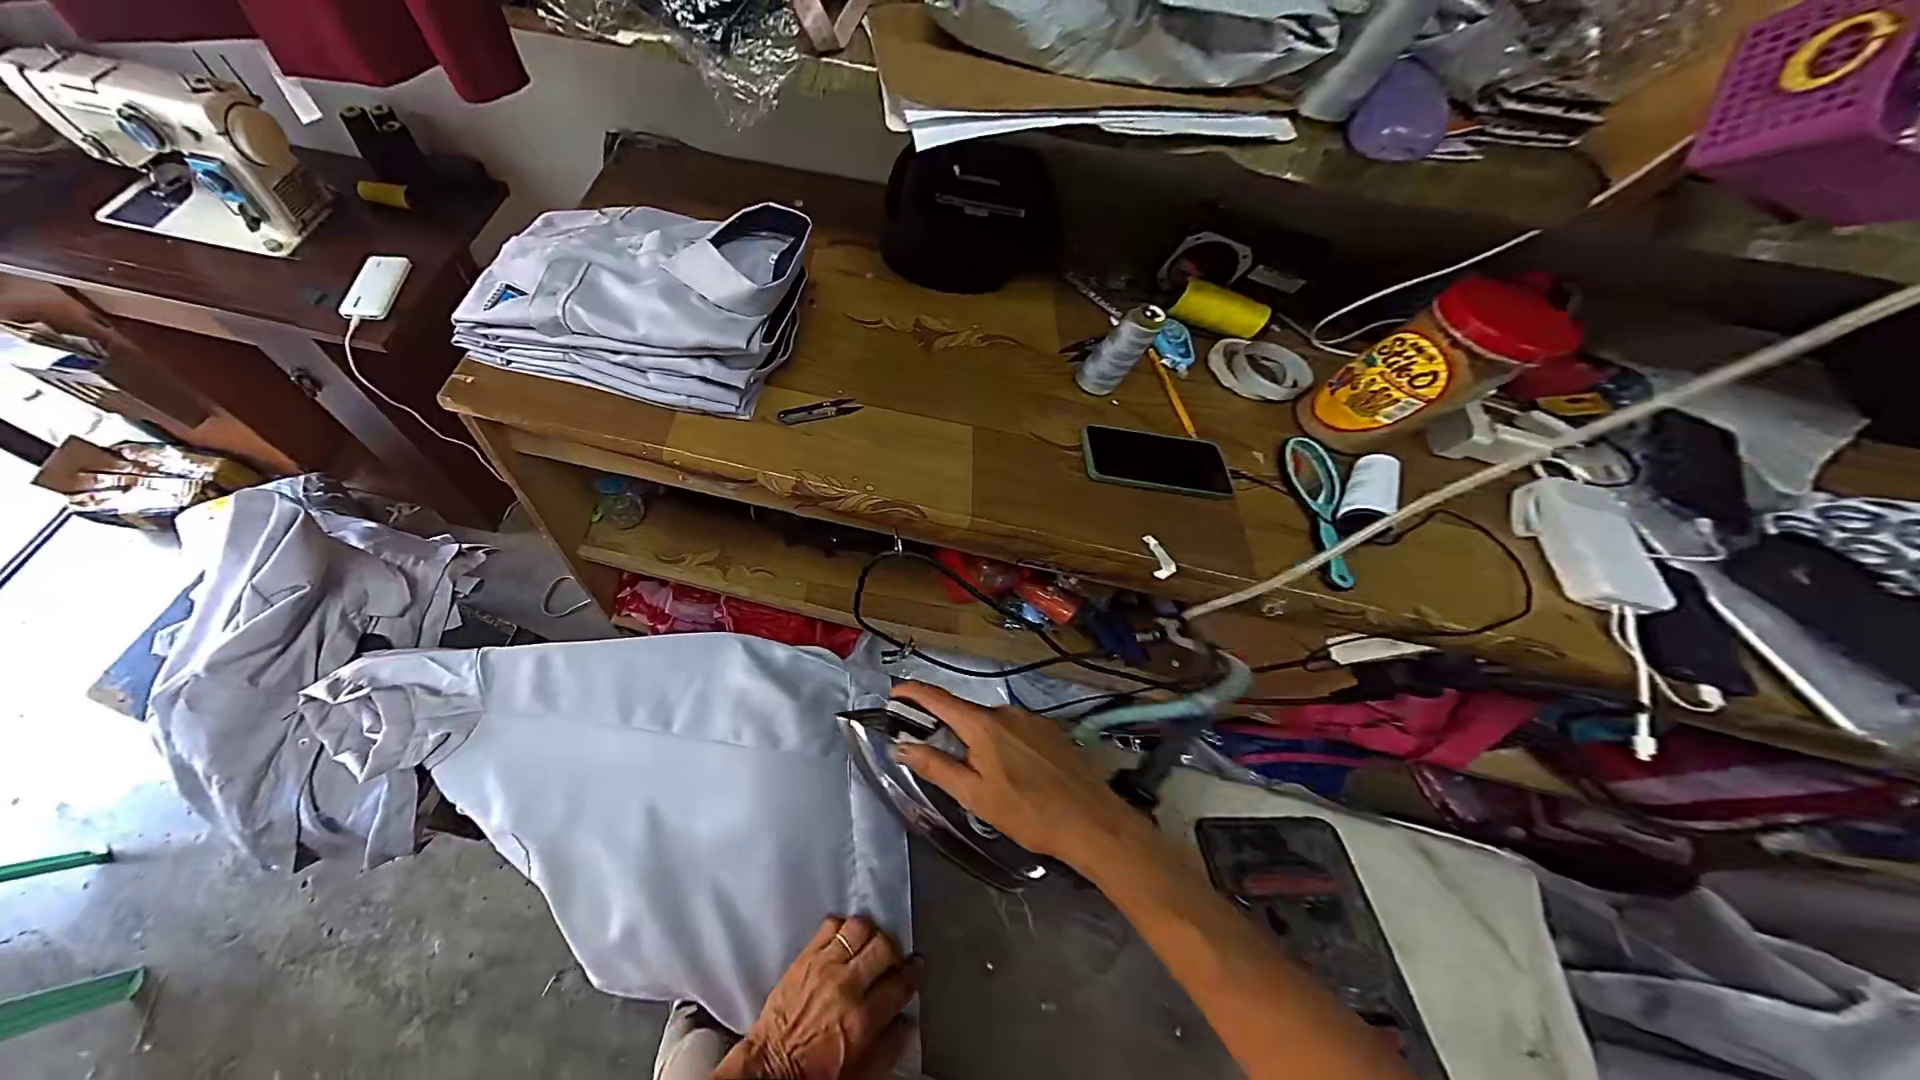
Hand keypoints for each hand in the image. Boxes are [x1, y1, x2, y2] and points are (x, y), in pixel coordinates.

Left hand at [713, 915, 919, 1079]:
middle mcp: (846, 986)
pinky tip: (844, 940)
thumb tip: (907, 1021)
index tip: (916, 968)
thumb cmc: (815, 1072)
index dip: (914, 972)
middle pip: (884, 946)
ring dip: (870, 934)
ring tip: (868, 945)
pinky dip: (842, 927)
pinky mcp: (805, 956)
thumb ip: (889, 1047)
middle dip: (894, 950)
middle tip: (893, 958)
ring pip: (859, 927)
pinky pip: (830, 924)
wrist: (771, 1068)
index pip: (901, 983)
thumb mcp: (860, 1073)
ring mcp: (824, 966)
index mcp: (863, 1019)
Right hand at [890, 681, 1147, 865]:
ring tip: (983, 776)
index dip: (912, 692)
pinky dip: (1002, 743)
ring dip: (977, 740)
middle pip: (965, 713)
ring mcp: (1031, 718)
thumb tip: (902, 746)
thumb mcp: (975, 795)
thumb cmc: (1027, 812)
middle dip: (946, 728)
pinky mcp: (1050, 730)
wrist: (1091, 821)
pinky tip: (1013, 772)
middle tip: (937, 757)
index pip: (938, 698)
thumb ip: (937, 767)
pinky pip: (1015, 729)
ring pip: (991, 723)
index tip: (894, 692)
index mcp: (983, 725)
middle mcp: (1006, 712)